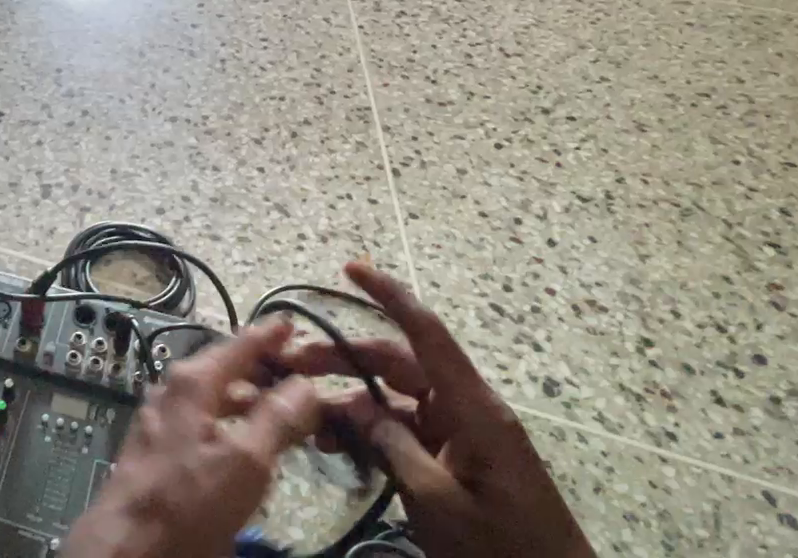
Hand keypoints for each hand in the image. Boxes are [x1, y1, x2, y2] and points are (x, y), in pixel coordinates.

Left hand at [62, 321, 319, 557]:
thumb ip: (277, 418)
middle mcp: (173, 388)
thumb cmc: (187, 499)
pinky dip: (230, 421)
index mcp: (192, 380)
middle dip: (262, 369)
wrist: (129, 544)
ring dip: (248, 398)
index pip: (239, 344)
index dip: (269, 335)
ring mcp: (162, 417)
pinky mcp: (158, 446)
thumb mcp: (245, 461)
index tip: (292, 324)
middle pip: (225, 368)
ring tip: (281, 412)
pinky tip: (246, 442)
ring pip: (213, 396)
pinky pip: (202, 419)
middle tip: (298, 377)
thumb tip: (305, 385)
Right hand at [286, 262, 593, 557]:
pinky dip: (368, 431)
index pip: (425, 332)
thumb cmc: (505, 550)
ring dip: (349, 402)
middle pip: (396, 364)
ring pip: (392, 397)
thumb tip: (352, 405)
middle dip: (343, 359)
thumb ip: (394, 447)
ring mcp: (458, 433)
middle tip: (292, 365)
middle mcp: (463, 408)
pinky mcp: (452, 457)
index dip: (389, 294)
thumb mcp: (441, 505)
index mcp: (472, 407)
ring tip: (307, 418)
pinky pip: (402, 428)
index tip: (350, 267)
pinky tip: (335, 444)